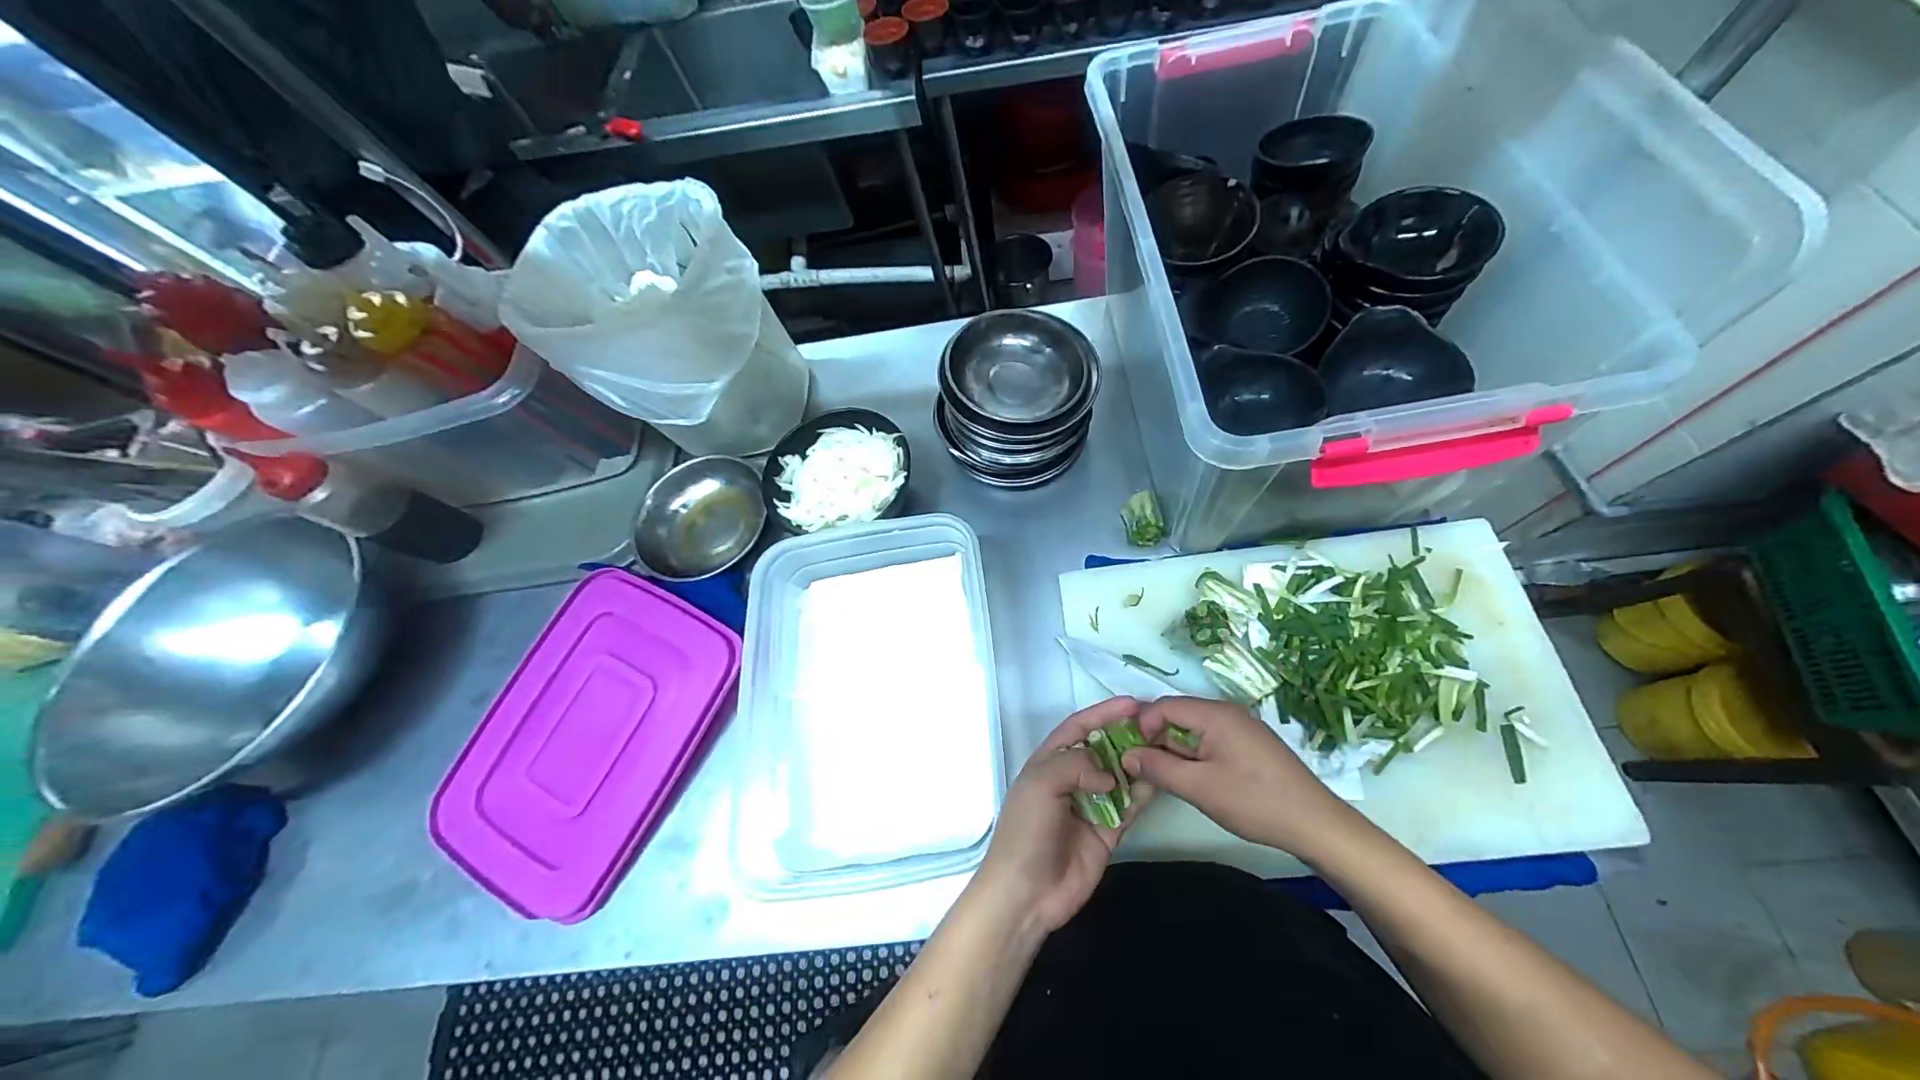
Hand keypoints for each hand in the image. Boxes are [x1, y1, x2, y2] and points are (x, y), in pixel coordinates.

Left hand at [970, 697, 1151, 933]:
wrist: (1026, 893)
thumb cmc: (1026, 831)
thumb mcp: (1041, 784)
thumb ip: (1075, 765)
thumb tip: (1109, 774)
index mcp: (1048, 762)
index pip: (1078, 728)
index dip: (1103, 713)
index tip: (1133, 703)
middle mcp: (1070, 779)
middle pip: (1102, 749)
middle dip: (1126, 736)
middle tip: (1156, 725)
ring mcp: (1090, 805)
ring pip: (1119, 776)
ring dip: (1138, 762)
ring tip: (1165, 748)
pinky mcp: (1107, 832)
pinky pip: (1129, 806)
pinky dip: (1143, 794)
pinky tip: (1160, 780)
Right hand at [1124, 696, 1365, 864]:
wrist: (1316, 824)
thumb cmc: (1254, 802)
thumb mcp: (1199, 787)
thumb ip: (1158, 767)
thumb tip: (1127, 755)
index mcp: (1214, 714)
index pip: (1162, 705)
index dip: (1141, 727)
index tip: (1132, 755)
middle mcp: (1227, 712)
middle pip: (1177, 715)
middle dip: (1155, 739)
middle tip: (1143, 770)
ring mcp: (1241, 727)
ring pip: (1192, 730)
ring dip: (1174, 750)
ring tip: (1165, 778)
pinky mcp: (1249, 745)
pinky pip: (1210, 740)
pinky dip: (1194, 755)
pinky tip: (1193, 779)